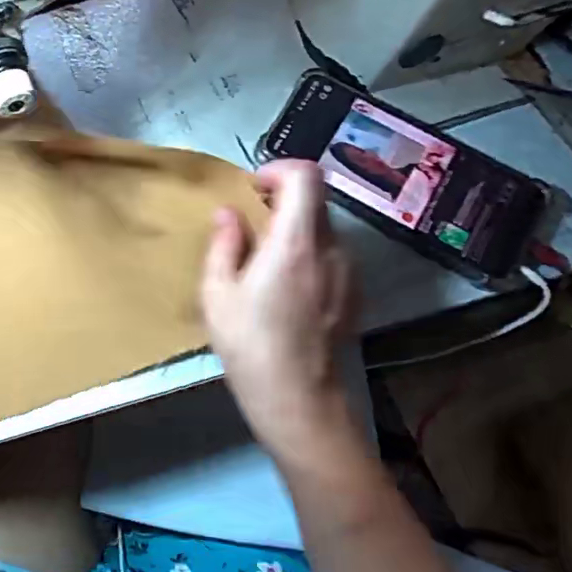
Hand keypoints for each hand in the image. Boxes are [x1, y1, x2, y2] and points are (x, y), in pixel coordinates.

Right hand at [200, 160, 360, 461]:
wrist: (301, 401)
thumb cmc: (250, 347)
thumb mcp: (217, 295)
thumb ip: (223, 246)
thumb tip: (229, 214)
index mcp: (295, 242)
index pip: (307, 176)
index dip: (280, 169)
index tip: (254, 188)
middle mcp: (331, 248)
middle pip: (316, 201)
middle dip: (282, 203)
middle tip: (250, 230)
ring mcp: (350, 272)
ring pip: (323, 230)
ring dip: (294, 232)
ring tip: (264, 266)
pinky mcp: (355, 294)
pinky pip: (331, 257)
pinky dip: (308, 256)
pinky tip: (286, 292)